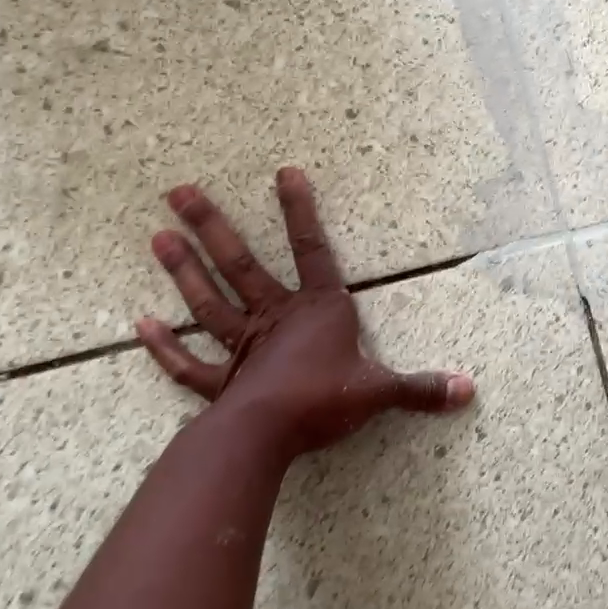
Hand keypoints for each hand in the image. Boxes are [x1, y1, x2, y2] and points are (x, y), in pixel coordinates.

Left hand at [135, 167, 473, 454]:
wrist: (265, 436)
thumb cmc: (323, 400)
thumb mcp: (381, 391)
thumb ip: (421, 388)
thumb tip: (468, 390)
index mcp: (318, 311)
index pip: (313, 250)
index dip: (301, 211)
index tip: (284, 172)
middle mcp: (275, 318)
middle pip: (241, 264)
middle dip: (212, 226)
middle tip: (178, 192)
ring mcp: (241, 347)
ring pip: (208, 301)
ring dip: (182, 270)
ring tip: (157, 236)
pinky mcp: (219, 382)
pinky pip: (188, 362)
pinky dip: (163, 345)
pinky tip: (139, 325)